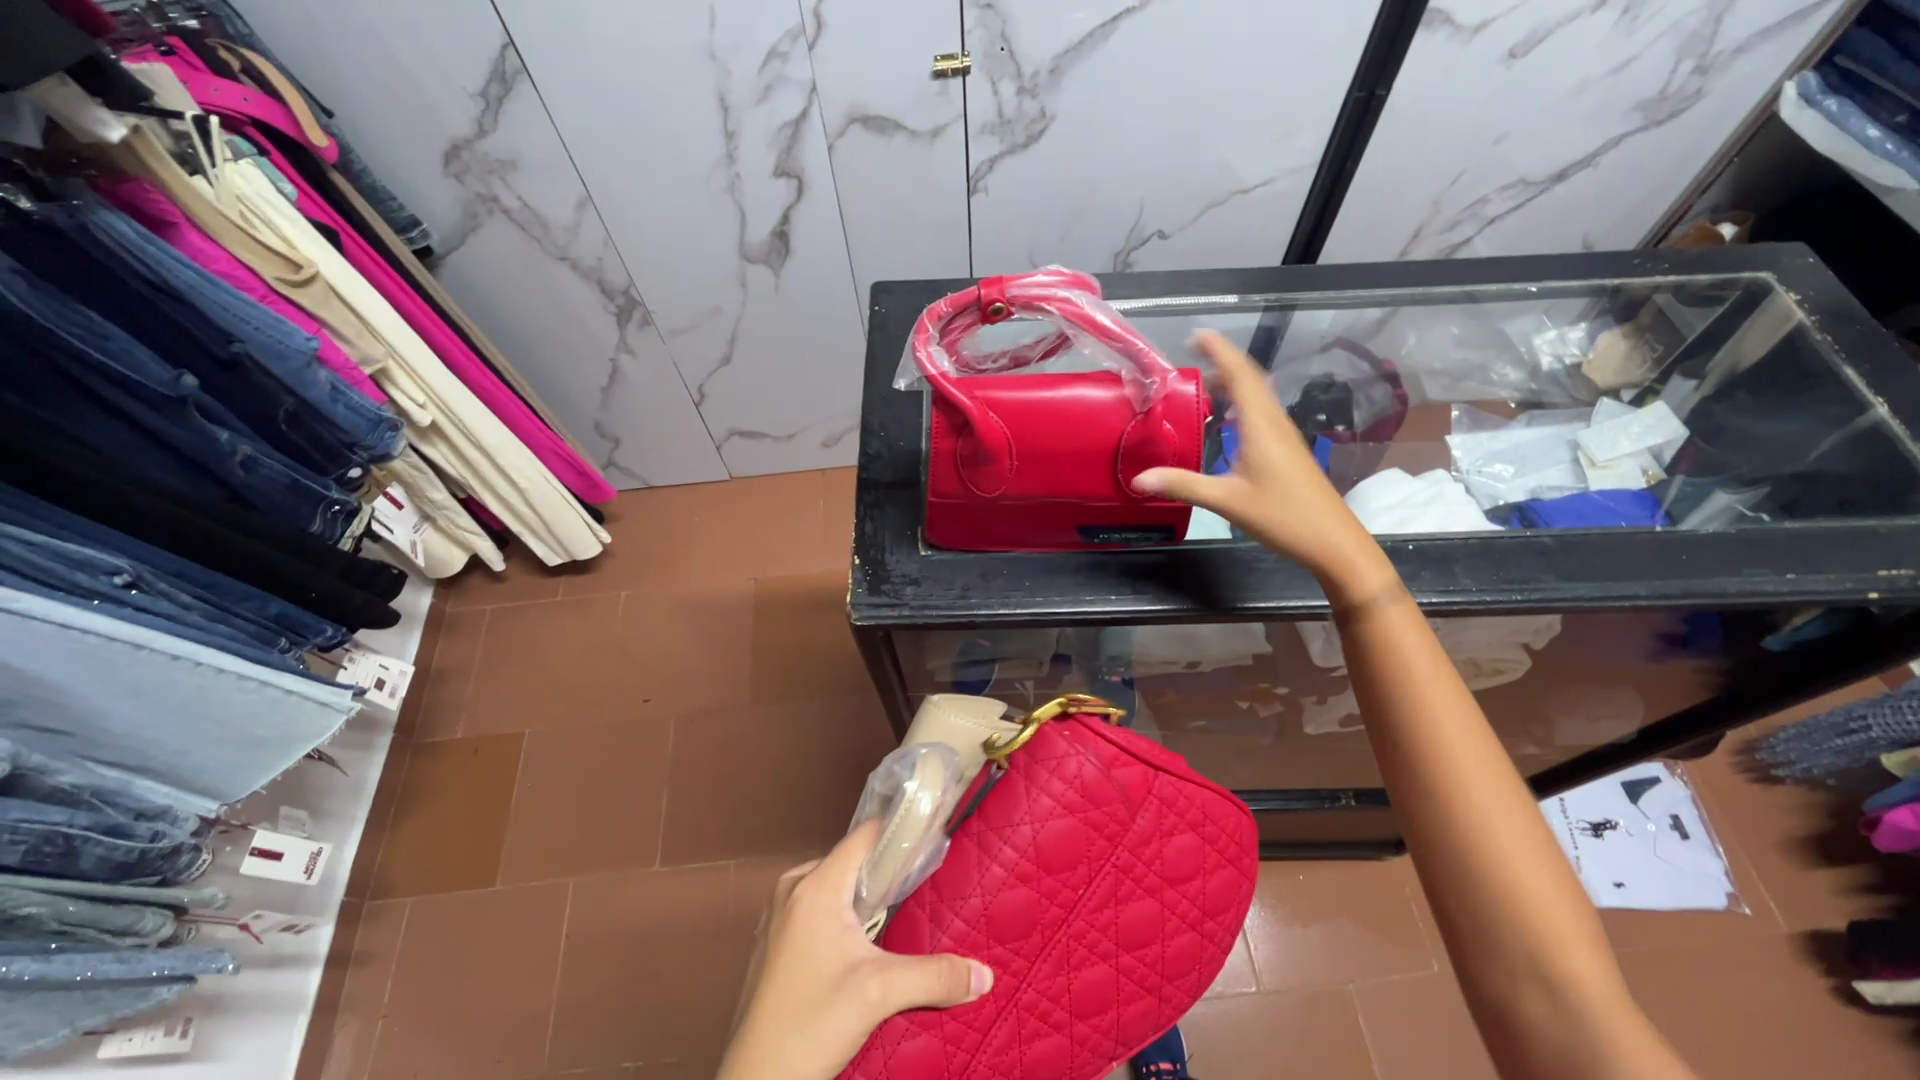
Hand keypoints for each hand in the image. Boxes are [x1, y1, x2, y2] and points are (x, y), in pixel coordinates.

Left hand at [718, 821, 992, 1079]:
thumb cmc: (807, 1028)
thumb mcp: (879, 995)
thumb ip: (936, 976)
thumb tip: (983, 974)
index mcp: (815, 887)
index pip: (866, 835)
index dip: (902, 832)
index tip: (936, 838)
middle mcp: (793, 891)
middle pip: (853, 862)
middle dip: (889, 875)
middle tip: (924, 893)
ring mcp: (779, 917)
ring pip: (836, 889)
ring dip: (866, 902)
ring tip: (898, 924)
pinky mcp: (775, 943)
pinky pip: (819, 912)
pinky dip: (845, 920)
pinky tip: (864, 951)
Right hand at [1133, 330, 1397, 605]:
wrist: (1333, 541)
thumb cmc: (1283, 516)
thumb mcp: (1227, 501)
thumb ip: (1183, 485)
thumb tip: (1138, 479)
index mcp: (1260, 425)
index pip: (1240, 374)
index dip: (1219, 351)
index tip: (1197, 335)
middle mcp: (1274, 422)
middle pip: (1251, 380)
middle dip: (1224, 363)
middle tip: (1194, 359)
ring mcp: (1285, 436)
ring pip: (1259, 396)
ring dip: (1235, 383)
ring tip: (1207, 384)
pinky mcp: (1288, 450)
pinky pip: (1263, 413)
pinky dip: (1244, 403)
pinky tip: (1231, 420)